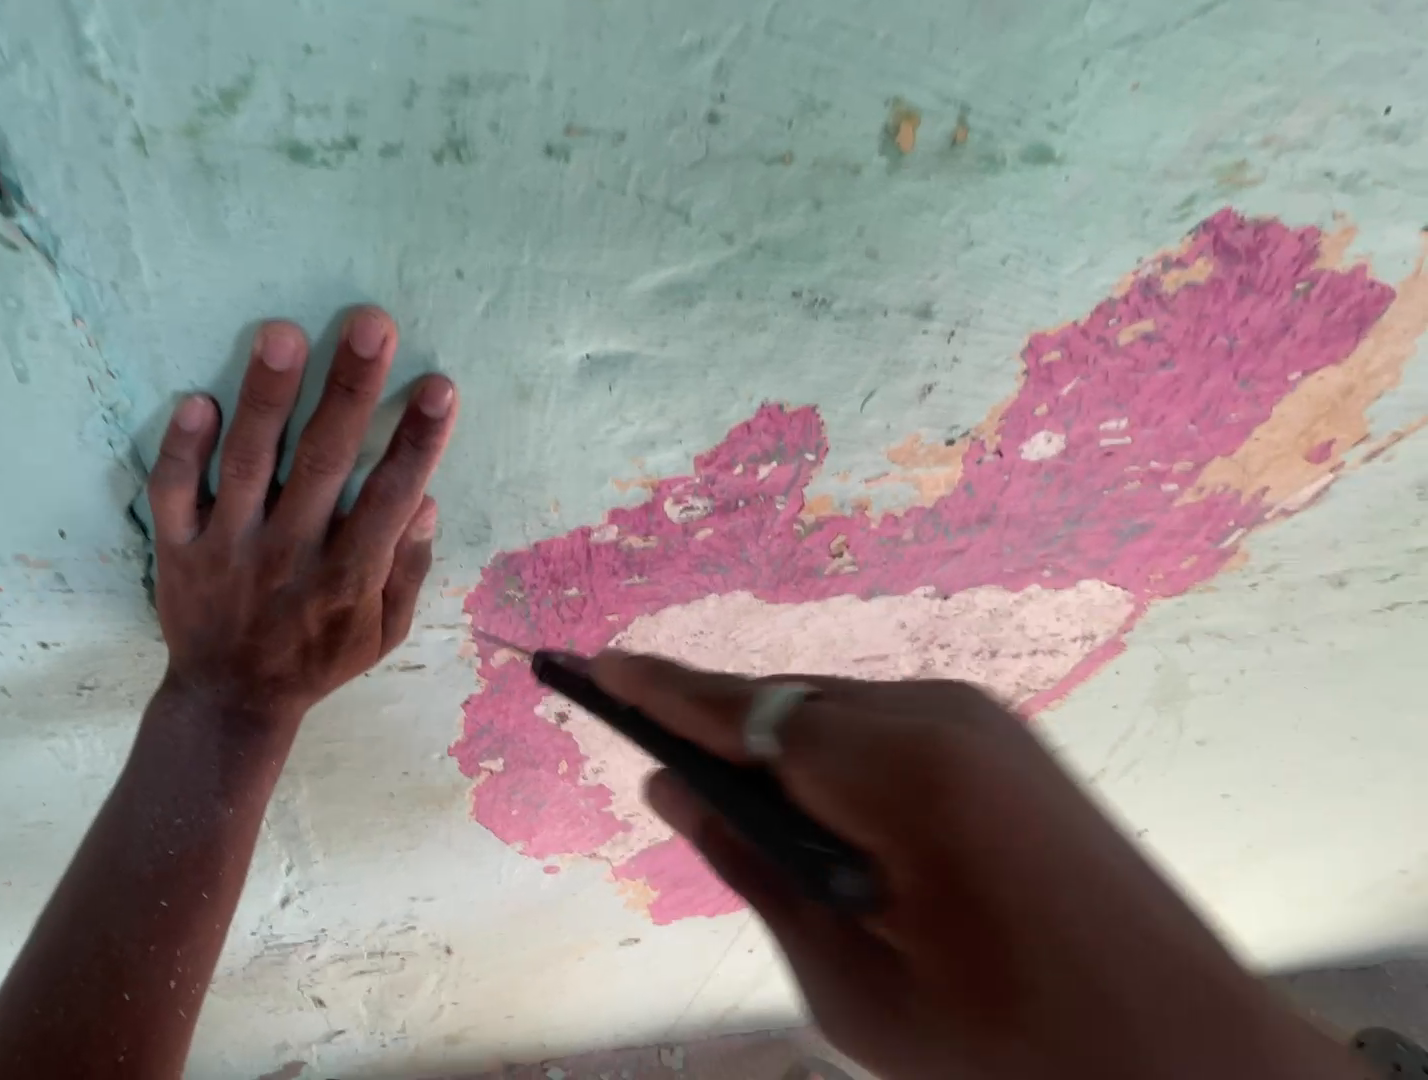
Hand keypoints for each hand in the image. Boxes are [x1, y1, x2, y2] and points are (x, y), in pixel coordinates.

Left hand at [145, 308, 455, 722]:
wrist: (231, 700)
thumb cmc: (319, 659)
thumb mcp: (384, 634)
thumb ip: (408, 571)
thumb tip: (425, 501)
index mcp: (347, 579)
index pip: (390, 500)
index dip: (417, 442)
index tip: (439, 386)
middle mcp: (288, 555)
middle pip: (324, 464)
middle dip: (350, 391)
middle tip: (370, 324)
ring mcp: (227, 549)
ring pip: (247, 465)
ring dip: (266, 398)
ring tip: (282, 333)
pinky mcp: (178, 549)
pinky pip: (173, 493)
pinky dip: (182, 449)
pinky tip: (198, 400)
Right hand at [589, 653, 1365, 1079]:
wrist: (1203, 1074)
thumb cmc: (1010, 1054)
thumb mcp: (847, 979)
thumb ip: (745, 862)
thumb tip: (666, 784)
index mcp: (902, 770)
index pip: (744, 711)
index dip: (661, 687)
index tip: (597, 664)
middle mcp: (940, 714)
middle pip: (783, 704)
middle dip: (713, 725)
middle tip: (656, 754)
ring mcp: (978, 718)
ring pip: (826, 709)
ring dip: (768, 743)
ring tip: (731, 793)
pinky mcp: (997, 737)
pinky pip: (873, 725)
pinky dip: (822, 753)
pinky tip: (809, 800)